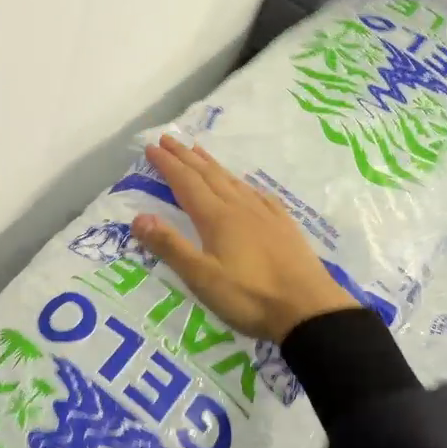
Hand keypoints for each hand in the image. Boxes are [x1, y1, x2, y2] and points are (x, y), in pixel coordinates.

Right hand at [130, 135, 358, 342]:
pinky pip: (258, 194)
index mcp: (217, 218)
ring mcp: (265, 215)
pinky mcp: (284, 226)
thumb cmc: (250, 297)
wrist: (308, 308)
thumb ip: (170, 246)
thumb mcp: (202, 278)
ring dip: (212, 164)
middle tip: (169, 139)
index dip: (167, 165)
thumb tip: (138, 217)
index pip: (186, 183)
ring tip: (199, 151)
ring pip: (233, 181)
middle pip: (208, 175)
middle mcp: (239, 208)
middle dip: (186, 156)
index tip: (151, 147)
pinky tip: (245, 185)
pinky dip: (243, 183)